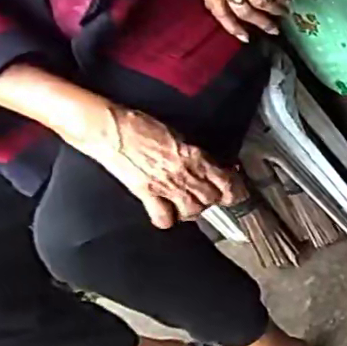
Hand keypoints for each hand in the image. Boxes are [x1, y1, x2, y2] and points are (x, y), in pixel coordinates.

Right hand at [74, 105, 246, 228]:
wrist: (108, 128)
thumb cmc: (142, 126)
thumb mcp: (180, 136)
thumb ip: (198, 154)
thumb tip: (214, 166)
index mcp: (195, 157)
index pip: (227, 182)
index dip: (236, 191)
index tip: (238, 192)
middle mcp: (184, 174)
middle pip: (212, 199)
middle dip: (216, 199)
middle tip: (211, 195)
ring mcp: (165, 186)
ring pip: (193, 211)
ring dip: (195, 210)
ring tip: (191, 205)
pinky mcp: (144, 193)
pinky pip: (162, 217)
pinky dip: (167, 220)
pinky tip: (168, 214)